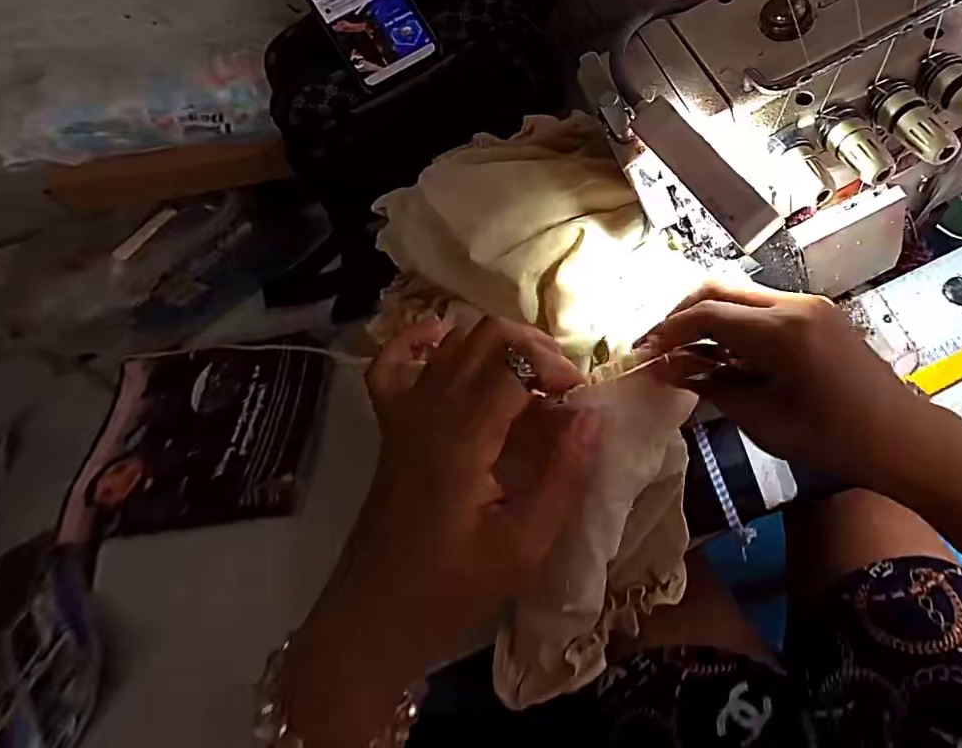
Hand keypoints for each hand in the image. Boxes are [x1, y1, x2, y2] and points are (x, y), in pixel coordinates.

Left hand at [284, 317, 600, 741]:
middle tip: (560, 387)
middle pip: (488, 336)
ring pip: (454, 341)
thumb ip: (564, 476)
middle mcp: (429, 412)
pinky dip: (419, 340)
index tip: (579, 400)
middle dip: (535, 348)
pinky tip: (446, 340)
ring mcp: (403, 414)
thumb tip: (592, 416)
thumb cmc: (450, 591)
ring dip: (499, 344)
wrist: (369, 626)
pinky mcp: (390, 426)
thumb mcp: (524, 547)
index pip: (515, 365)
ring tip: (528, 379)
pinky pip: (392, 362)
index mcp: (462, 440)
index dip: (556, 369)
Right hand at [639, 279, 949, 491]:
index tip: (645, 352)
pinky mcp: (818, 313)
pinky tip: (727, 356)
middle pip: (722, 291)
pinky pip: (765, 310)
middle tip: (661, 347)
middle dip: (684, 315)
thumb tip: (667, 369)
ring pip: (742, 297)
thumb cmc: (834, 440)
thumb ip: (713, 385)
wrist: (901, 437)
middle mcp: (796, 303)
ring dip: (711, 320)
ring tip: (690, 356)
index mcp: (784, 330)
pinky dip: (738, 327)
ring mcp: (811, 304)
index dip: (670, 331)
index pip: (709, 314)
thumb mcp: (764, 419)